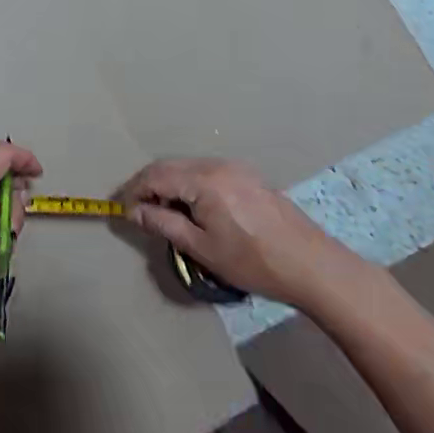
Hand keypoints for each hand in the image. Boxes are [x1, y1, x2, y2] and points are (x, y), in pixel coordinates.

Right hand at [118, 158, 369, 308]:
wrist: (313, 267)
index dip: (133, 190)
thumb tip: (133, 211)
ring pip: (187, 167)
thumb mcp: (202, 248)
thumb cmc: (254, 262)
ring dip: (168, 184)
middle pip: (169, 166)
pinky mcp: (248, 176)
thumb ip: (163, 224)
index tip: (120, 209)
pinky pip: (205, 172)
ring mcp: (235, 168)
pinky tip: (191, 207)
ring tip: (161, 211)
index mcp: (204, 181)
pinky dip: (188, 184)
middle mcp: (217, 165)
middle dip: (148, 184)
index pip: (155, 176)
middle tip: (136, 209)